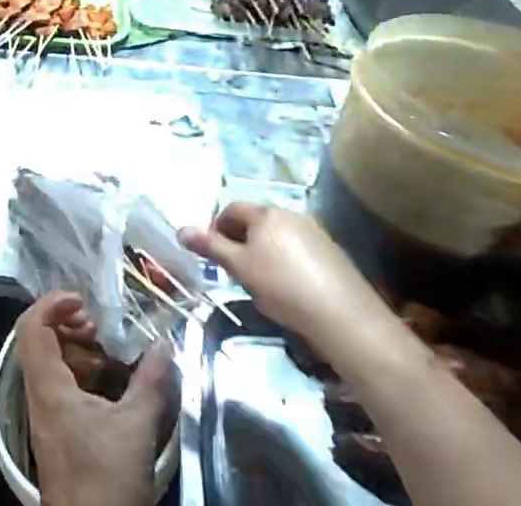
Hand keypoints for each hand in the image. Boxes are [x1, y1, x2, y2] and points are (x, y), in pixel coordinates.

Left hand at [16, 292, 170, 505]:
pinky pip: (58, 384)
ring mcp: (46, 416)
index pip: (31, 329)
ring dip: (73, 346)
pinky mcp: (57, 432)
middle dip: (65, 322)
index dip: (52, 303)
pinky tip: (106, 378)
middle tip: (97, 326)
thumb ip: (150, 378)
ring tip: (104, 348)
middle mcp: (40, 398)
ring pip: (47, 363)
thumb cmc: (107, 480)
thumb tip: (162, 341)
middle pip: (36, 341)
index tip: (85, 302)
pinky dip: (77, 369)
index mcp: (49, 390)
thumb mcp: (136, 426)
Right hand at [180, 204, 394, 360]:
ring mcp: (312, 229)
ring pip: (276, 233)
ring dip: (262, 248)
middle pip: (256, 219)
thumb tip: (181, 229)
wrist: (339, 311)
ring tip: (258, 279)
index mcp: (266, 213)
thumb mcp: (240, 268)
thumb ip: (211, 247)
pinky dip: (284, 257)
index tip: (211, 253)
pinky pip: (296, 245)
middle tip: (232, 268)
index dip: (216, 227)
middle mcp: (290, 213)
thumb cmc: (282, 286)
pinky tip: (287, 285)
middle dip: (239, 238)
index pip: (232, 208)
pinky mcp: (328, 248)